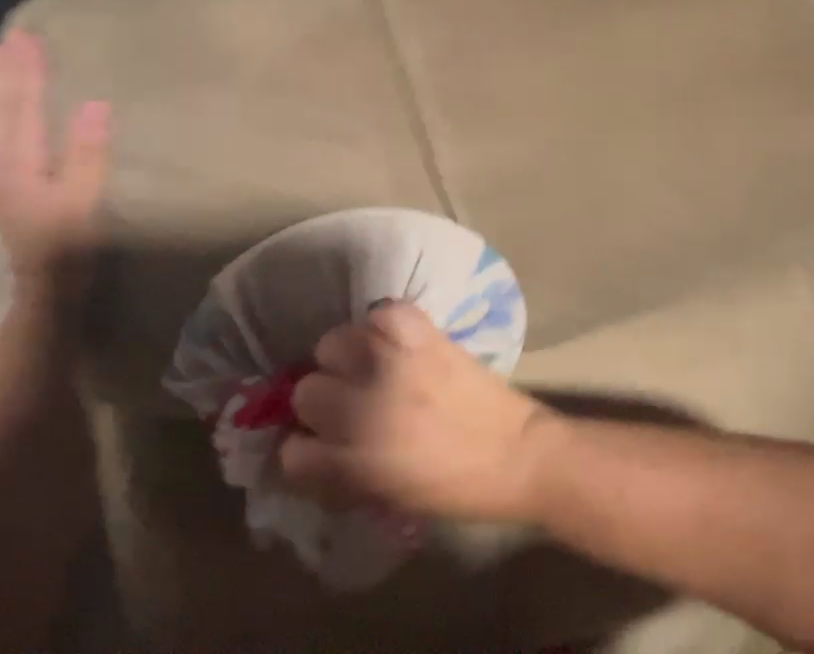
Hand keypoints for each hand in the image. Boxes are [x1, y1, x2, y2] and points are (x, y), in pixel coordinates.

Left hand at [0, 31, 110, 283]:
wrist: (41, 292)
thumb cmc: (68, 250)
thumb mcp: (84, 204)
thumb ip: (86, 155)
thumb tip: (94, 104)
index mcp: (20, 165)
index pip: (23, 108)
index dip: (27, 72)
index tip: (29, 37)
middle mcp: (0, 166)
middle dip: (4, 72)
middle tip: (8, 38)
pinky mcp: (2, 190)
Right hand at [278, 302, 559, 523]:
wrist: (522, 456)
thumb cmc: (457, 489)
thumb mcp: (389, 498)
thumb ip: (343, 474)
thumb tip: (310, 450)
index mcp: (357, 463)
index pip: (291, 453)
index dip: (304, 449)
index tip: (320, 444)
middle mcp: (365, 409)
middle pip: (305, 393)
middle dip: (323, 402)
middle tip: (351, 403)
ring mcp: (391, 364)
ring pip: (330, 345)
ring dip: (346, 359)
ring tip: (371, 366)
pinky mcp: (418, 333)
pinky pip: (377, 315)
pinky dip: (383, 325)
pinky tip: (396, 342)